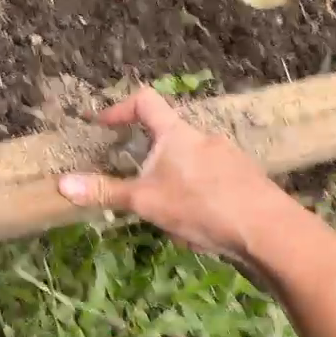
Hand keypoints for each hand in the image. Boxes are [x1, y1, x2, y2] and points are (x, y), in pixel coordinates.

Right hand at [56, 87, 306, 262]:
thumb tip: (60, 184)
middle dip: (147, 153)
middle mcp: (204, 138)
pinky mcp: (248, 182)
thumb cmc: (203, 207)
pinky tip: (195, 219)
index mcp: (177, 134)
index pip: (145, 101)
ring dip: (172, 175)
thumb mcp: (145, 201)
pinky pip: (212, 178)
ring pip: (191, 158)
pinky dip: (196, 191)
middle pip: (168, 133)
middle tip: (131, 175)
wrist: (274, 235)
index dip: (120, 108)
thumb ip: (105, 191)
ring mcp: (230, 159)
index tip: (103, 125)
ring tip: (163, 204)